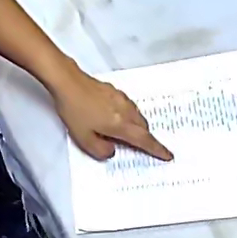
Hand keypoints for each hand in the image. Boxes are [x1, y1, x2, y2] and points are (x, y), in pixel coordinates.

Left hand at [49, 68, 172, 161]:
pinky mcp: (115, 91)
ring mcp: (121, 99)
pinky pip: (128, 107)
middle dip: (146, 138)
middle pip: (143, 127)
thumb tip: (112, 151)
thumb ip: (100, 150)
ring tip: (127, 134)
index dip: (156, 149)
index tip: (168, 155)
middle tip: (144, 148)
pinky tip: (116, 118)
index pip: (143, 140)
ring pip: (137, 116)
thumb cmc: (75, 111)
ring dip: (136, 126)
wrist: (68, 82)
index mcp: (120, 125)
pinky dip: (129, 116)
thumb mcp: (83, 139)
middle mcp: (125, 111)